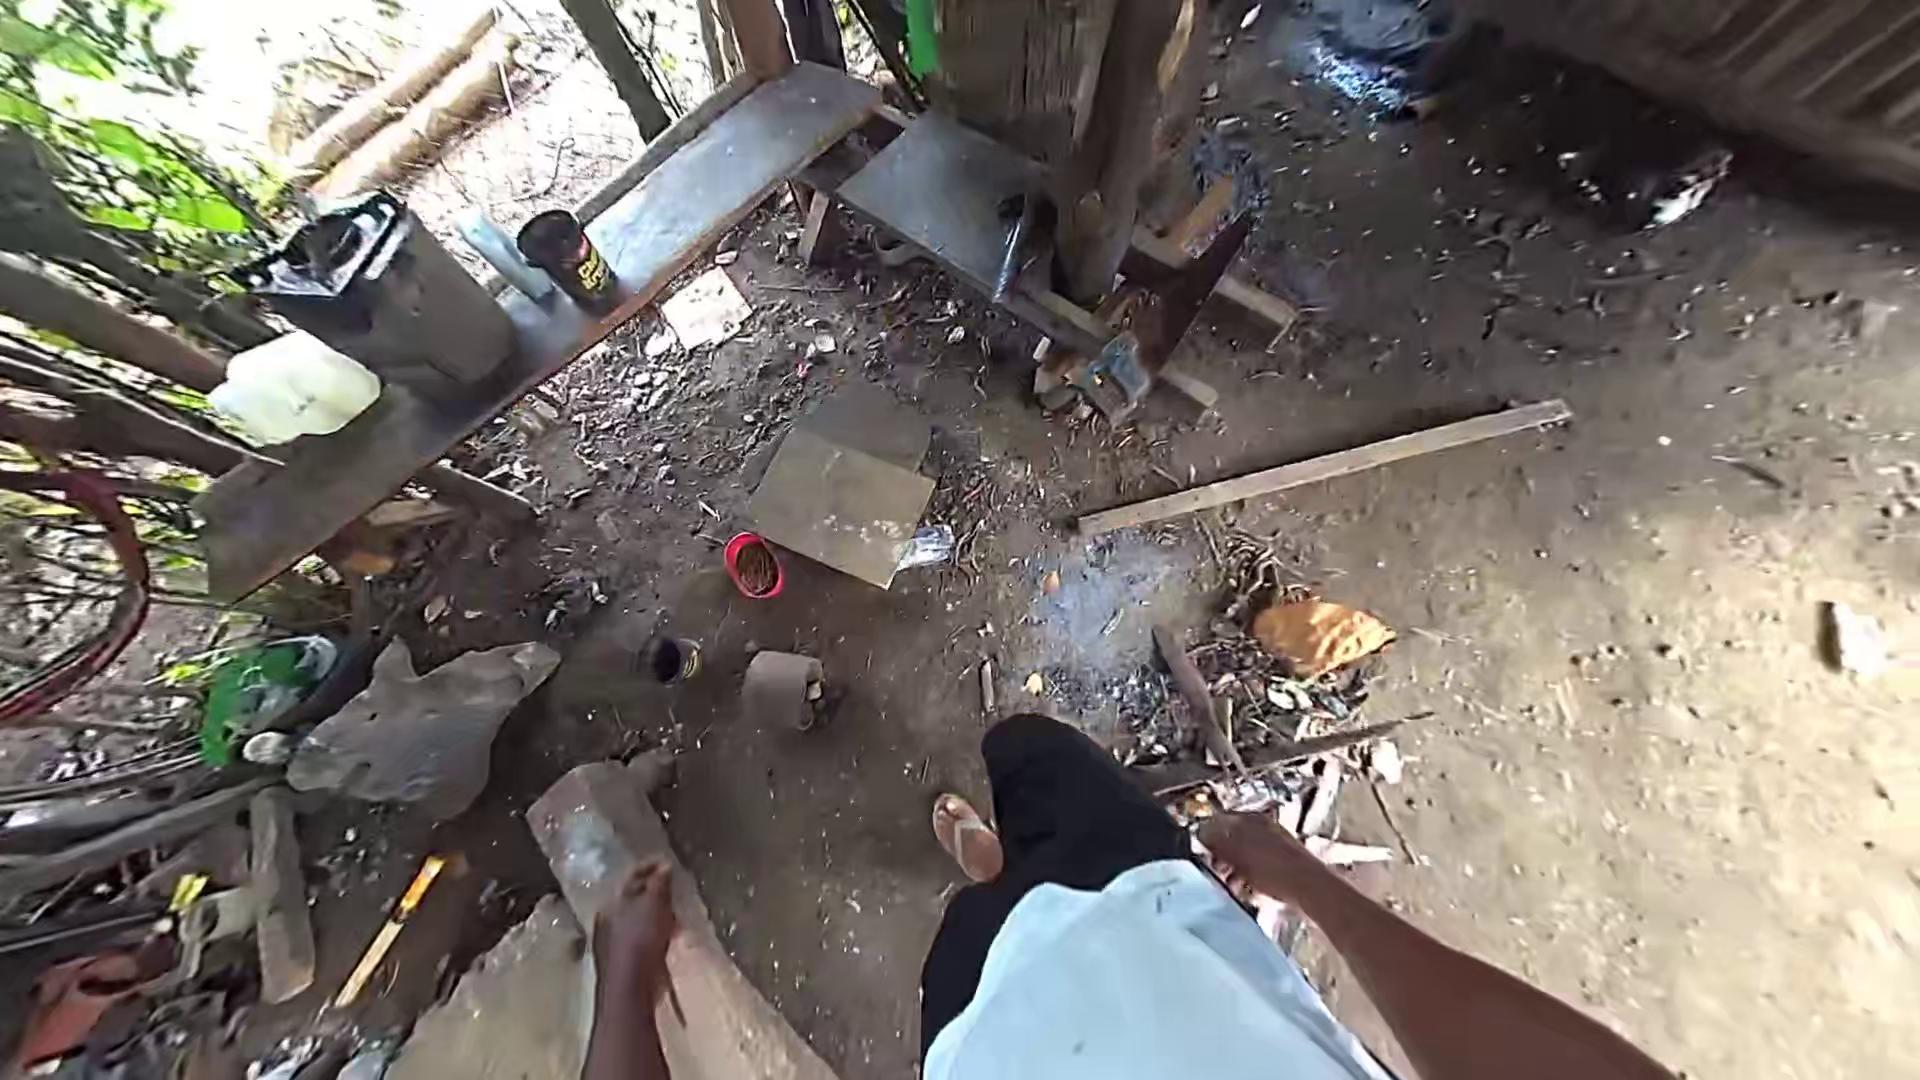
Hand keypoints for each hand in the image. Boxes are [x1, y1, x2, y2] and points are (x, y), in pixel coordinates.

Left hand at [594, 859, 677, 1004]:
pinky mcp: (622, 959)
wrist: (630, 990)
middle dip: (656, 890)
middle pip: (634, 895)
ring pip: (639, 916)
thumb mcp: (654, 903)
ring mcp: (612, 941)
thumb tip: (665, 866)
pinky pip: (642, 934)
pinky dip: (656, 929)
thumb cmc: (641, 939)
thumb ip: (660, 882)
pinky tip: (669, 934)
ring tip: (676, 911)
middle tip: (675, 886)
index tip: (669, 861)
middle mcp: (607, 919)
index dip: (651, 865)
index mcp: (611, 902)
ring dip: (658, 911)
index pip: (631, 875)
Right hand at [1196, 812, 1328, 904]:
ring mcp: (1276, 845)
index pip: (1220, 820)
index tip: (1201, 850)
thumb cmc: (1273, 868)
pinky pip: (1259, 865)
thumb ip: (1216, 843)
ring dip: (1234, 867)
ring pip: (1246, 853)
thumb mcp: (1237, 855)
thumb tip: (1201, 835)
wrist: (1312, 889)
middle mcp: (1264, 827)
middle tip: (1213, 868)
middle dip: (1221, 854)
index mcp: (1250, 818)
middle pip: (1233, 837)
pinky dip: (1249, 874)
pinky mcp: (1286, 864)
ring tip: (1228, 882)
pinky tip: (1246, 888)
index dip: (1207, 835)